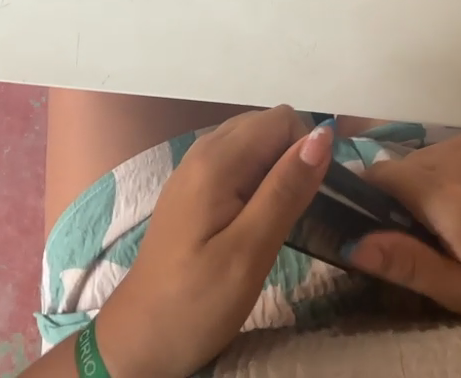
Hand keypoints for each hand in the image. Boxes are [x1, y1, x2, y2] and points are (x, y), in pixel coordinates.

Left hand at [93, 106, 332, 377]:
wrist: (139, 341)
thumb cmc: (195, 302)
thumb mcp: (249, 252)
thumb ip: (286, 190)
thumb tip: (322, 135)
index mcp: (216, 161)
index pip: (281, 119)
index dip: (308, 148)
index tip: (319, 192)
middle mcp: (203, 151)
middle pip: (267, 125)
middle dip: (295, 155)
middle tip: (303, 209)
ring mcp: (195, 168)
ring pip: (255, 141)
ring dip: (279, 168)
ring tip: (284, 216)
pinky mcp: (194, 188)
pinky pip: (239, 161)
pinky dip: (259, 178)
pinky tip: (260, 218)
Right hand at [345, 134, 460, 316]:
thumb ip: (407, 264)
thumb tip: (352, 244)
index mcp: (449, 192)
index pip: (379, 177)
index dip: (367, 203)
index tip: (376, 233)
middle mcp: (457, 155)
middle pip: (397, 168)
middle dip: (395, 201)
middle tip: (418, 241)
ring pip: (416, 160)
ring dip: (415, 188)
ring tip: (443, 227)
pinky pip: (438, 153)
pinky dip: (436, 176)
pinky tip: (459, 207)